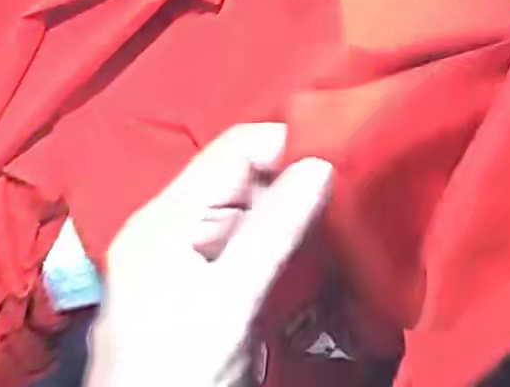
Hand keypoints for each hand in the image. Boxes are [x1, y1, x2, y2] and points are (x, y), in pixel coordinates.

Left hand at [86, 124, 333, 386]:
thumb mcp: (228, 304)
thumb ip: (274, 230)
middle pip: (243, 176)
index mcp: (165, 219)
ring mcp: (187, 259)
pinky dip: (283, 242)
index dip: (285, 145)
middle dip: (293, 178)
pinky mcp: (204, 290)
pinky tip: (311, 253)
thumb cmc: (173, 380)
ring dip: (292, 211)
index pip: (233, 149)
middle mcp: (173, 228)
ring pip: (251, 209)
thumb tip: (322, 165)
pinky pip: (251, 244)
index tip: (336, 158)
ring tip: (336, 218)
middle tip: (343, 190)